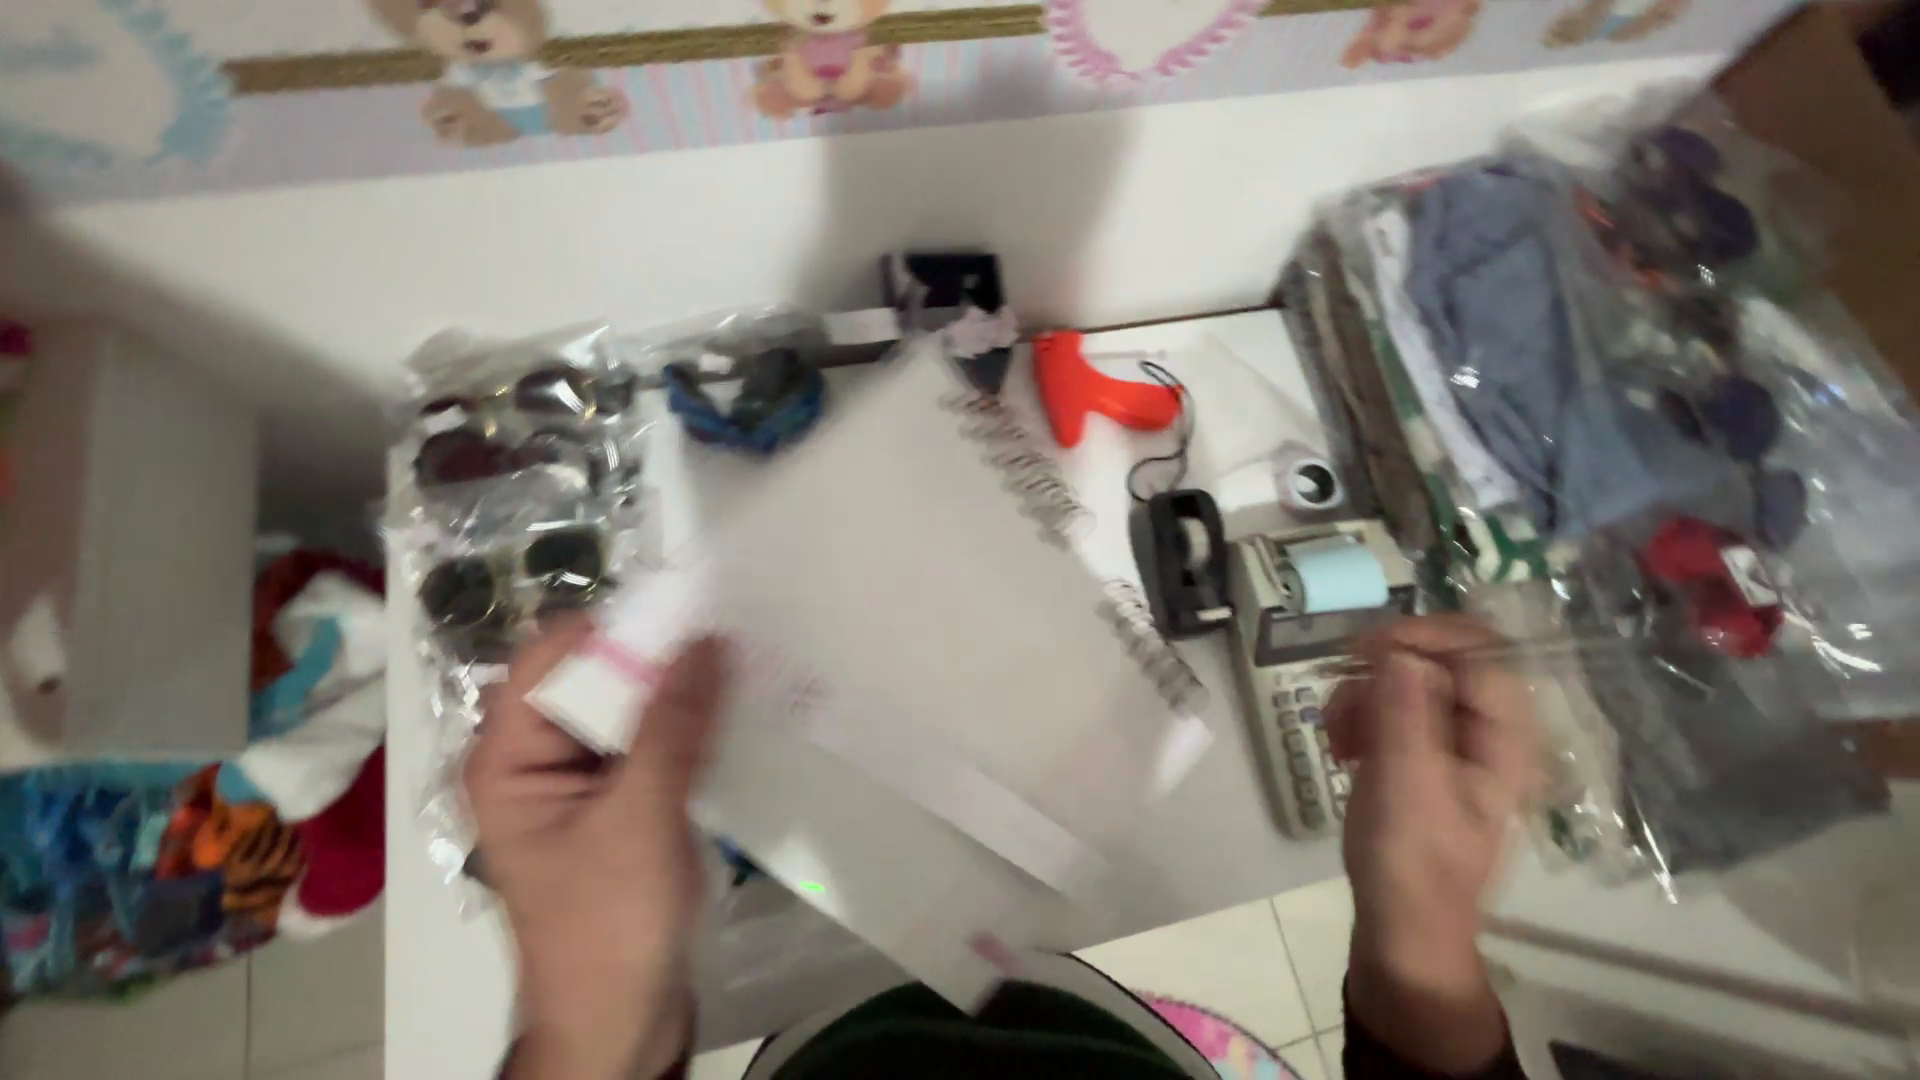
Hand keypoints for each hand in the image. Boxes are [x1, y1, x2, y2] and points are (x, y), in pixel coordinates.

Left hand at [465, 619, 728, 1079]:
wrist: (618, 1021)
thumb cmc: (609, 923)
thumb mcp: (640, 818)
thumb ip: (671, 726)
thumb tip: (706, 639)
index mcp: (508, 757)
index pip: (551, 656)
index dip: (614, 625)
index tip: (689, 608)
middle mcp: (536, 756)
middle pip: (592, 676)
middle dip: (655, 653)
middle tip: (727, 630)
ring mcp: (580, 779)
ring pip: (628, 706)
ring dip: (676, 686)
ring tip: (739, 661)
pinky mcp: (619, 799)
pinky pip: (650, 739)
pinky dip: (686, 721)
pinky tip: (732, 708)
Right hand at [1327, 616, 1540, 1074]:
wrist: (1400, 918)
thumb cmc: (1411, 859)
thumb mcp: (1406, 786)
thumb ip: (1406, 715)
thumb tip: (1401, 652)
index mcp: (1505, 737)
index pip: (1481, 651)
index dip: (1425, 636)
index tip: (1364, 649)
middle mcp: (1484, 728)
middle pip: (1436, 658)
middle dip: (1379, 672)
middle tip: (1340, 697)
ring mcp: (1449, 736)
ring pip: (1402, 678)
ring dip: (1359, 696)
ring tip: (1337, 738)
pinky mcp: (1417, 747)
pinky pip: (1385, 704)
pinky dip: (1356, 715)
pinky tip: (1342, 748)